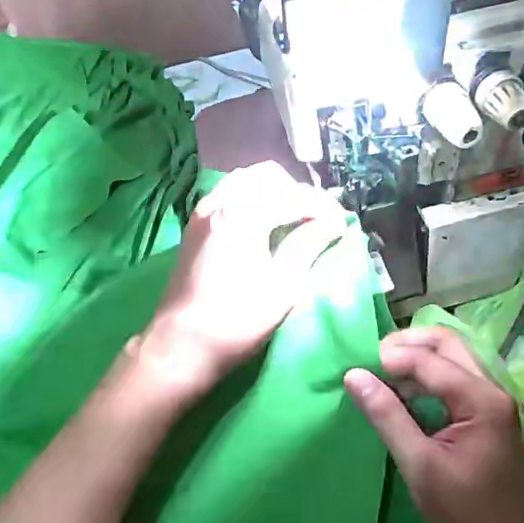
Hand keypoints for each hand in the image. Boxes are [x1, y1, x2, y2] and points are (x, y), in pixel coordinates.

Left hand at [132, 162, 350, 401]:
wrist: (181, 344)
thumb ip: (308, 246)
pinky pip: (228, 194)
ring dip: (273, 191)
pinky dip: (251, 198)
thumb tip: (332, 224)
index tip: (343, 224)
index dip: (323, 208)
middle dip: (298, 193)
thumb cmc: (237, 320)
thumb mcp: (284, 286)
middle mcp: (220, 202)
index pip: (294, 197)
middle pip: (268, 177)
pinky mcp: (195, 226)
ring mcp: (203, 211)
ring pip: (245, 181)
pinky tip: (264, 222)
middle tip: (318, 219)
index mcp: (243, 215)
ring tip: (293, 217)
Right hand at [344, 328, 523, 522]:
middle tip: (370, 361)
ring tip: (380, 375)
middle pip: (447, 343)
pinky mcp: (486, 411)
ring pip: (452, 356)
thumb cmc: (462, 511)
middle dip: (406, 344)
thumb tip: (353, 376)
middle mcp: (492, 390)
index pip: (430, 360)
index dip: (390, 358)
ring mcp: (492, 399)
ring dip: (416, 358)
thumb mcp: (418, 464)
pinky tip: (402, 392)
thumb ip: (386, 416)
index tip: (356, 369)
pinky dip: (426, 376)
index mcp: (482, 400)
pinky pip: (454, 377)